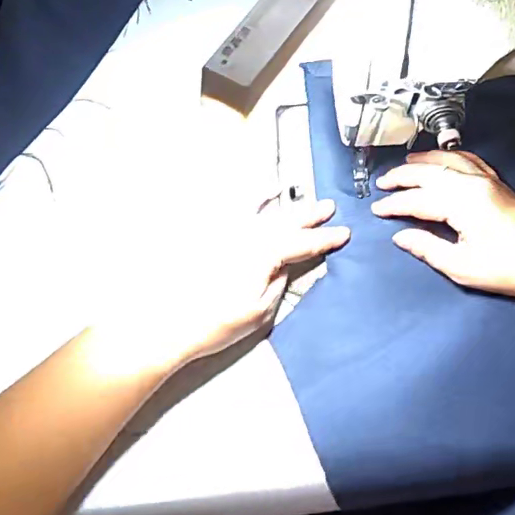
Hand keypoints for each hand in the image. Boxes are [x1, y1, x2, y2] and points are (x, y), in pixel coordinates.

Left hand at [89, 197, 349, 375]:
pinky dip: (244, 201)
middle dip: (308, 215)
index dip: (325, 239)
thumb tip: (285, 266)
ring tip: (290, 189)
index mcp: (264, 253)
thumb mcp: (261, 311)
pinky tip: (249, 195)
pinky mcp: (208, 237)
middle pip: (284, 221)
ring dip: (277, 201)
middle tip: (328, 206)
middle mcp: (247, 235)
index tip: (344, 234)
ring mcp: (226, 233)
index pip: (302, 244)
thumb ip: (279, 282)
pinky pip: (229, 211)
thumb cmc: (218, 324)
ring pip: (258, 210)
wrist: (170, 325)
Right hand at [372, 151, 514, 302]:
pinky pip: (468, 159)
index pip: (418, 199)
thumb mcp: (462, 266)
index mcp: (462, 203)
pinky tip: (442, 159)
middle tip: (383, 184)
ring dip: (423, 162)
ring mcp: (487, 180)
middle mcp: (473, 184)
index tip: (378, 209)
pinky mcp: (498, 183)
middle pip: (429, 173)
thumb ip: (428, 248)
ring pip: (447, 160)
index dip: (394, 204)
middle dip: (402, 177)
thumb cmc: (509, 268)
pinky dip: (449, 156)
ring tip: (405, 165)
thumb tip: (401, 237)